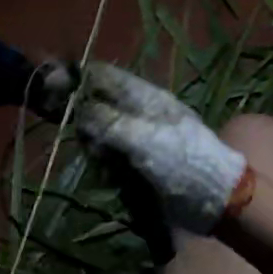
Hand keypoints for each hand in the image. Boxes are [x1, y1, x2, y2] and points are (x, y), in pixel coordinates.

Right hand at [57, 62, 250, 232]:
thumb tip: (79, 109)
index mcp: (146, 97)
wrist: (215, 197)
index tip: (56, 85)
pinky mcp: (143, 157)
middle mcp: (144, 111)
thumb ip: (108, 121)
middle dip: (84, 111)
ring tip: (91, 151)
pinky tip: (102, 165)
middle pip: (104, 100)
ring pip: (107, 126)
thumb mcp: (142, 138)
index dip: (83, 77)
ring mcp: (144, 134)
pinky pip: (115, 149)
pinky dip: (105, 155)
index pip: (108, 76)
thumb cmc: (181, 160)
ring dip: (93, 137)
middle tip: (71, 127)